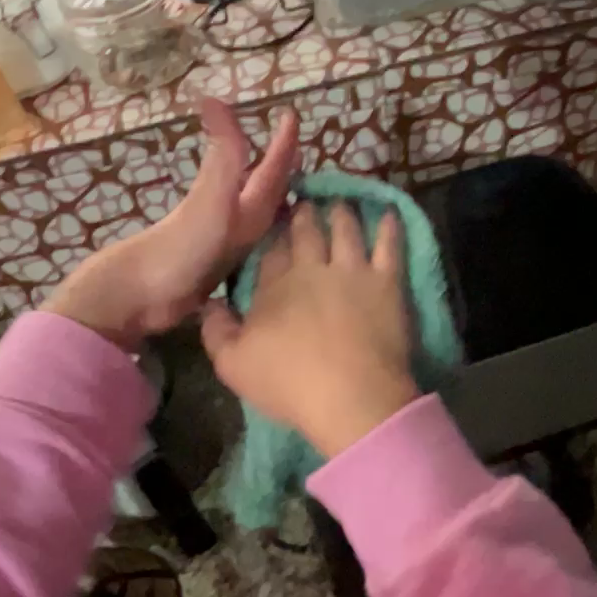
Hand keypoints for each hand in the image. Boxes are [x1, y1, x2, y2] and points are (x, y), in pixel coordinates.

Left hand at [42, 99, 299, 349]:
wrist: (145, 294)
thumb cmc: (184, 243)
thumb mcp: (212, 194)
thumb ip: (224, 153)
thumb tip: (210, 95)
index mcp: (236, 198)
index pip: (267, 168)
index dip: (282, 147)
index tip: (293, 118)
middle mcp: (235, 218)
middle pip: (265, 192)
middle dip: (284, 176)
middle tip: (308, 165)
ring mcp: (227, 247)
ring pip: (262, 222)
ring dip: (280, 213)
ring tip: (307, 209)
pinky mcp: (222, 275)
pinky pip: (255, 254)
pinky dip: (270, 249)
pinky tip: (280, 256)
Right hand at [200, 202, 419, 456]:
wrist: (350, 397)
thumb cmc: (288, 384)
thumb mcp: (232, 365)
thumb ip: (215, 330)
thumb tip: (207, 302)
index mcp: (274, 286)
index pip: (271, 248)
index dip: (272, 229)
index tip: (273, 215)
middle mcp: (311, 268)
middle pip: (307, 230)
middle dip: (305, 212)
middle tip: (305, 199)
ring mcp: (351, 271)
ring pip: (345, 229)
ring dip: (342, 212)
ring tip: (339, 202)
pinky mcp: (386, 282)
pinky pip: (389, 245)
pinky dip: (388, 227)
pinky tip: (388, 213)